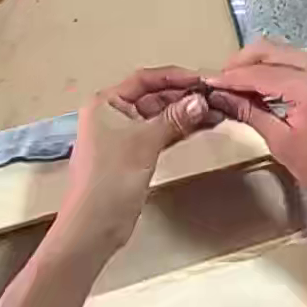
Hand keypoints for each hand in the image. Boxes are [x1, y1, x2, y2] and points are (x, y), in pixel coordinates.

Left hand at [61, 67, 216, 252]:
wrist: (91, 230)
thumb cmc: (110, 179)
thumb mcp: (144, 143)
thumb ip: (174, 118)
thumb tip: (201, 100)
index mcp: (107, 103)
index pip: (145, 79)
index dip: (174, 76)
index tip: (202, 79)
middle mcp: (114, 113)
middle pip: (153, 96)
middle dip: (183, 96)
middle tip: (214, 96)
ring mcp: (124, 135)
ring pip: (160, 115)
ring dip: (185, 113)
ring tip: (215, 110)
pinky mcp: (134, 154)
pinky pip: (161, 133)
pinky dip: (179, 129)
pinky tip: (202, 126)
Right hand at [205, 38, 306, 211]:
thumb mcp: (283, 144)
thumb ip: (251, 114)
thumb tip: (220, 97)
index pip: (258, 72)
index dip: (229, 77)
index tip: (204, 82)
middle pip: (267, 50)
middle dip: (240, 63)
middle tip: (218, 83)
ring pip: (278, 50)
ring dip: (255, 63)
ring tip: (233, 86)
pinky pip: (290, 59)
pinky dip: (271, 67)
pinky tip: (257, 87)